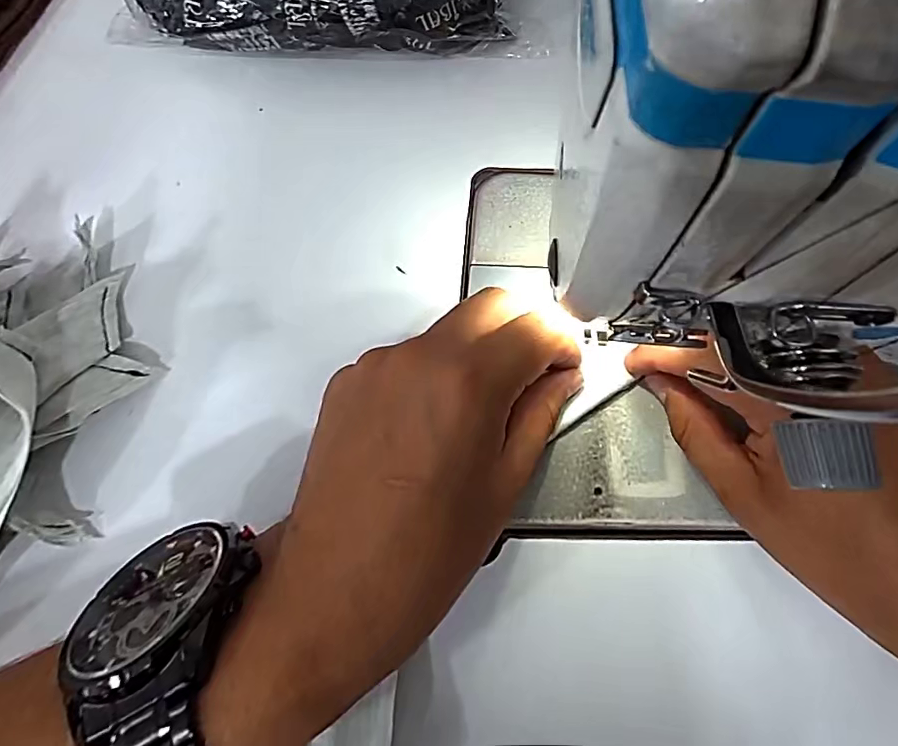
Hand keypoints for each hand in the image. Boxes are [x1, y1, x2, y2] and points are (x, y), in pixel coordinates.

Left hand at [207, 289, 581, 743]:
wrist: (331, 592)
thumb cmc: (420, 557)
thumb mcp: (504, 484)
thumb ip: (539, 415)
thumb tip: (559, 380)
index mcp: (467, 383)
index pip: (535, 326)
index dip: (562, 341)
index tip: (566, 362)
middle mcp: (419, 358)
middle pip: (491, 305)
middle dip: (524, 327)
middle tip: (538, 368)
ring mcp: (379, 365)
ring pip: (449, 327)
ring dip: (479, 349)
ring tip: (485, 405)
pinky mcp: (350, 380)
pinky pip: (409, 354)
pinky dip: (434, 369)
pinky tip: (436, 419)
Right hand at [625, 345, 897, 644]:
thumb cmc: (851, 553)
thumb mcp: (749, 497)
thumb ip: (697, 431)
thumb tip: (666, 391)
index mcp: (784, 394)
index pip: (703, 356)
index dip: (661, 356)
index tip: (638, 362)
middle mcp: (822, 363)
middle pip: (735, 338)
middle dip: (693, 354)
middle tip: (665, 378)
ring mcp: (851, 363)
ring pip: (766, 340)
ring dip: (729, 356)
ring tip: (706, 390)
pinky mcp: (868, 371)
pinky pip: (800, 350)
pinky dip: (766, 363)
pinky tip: (755, 393)